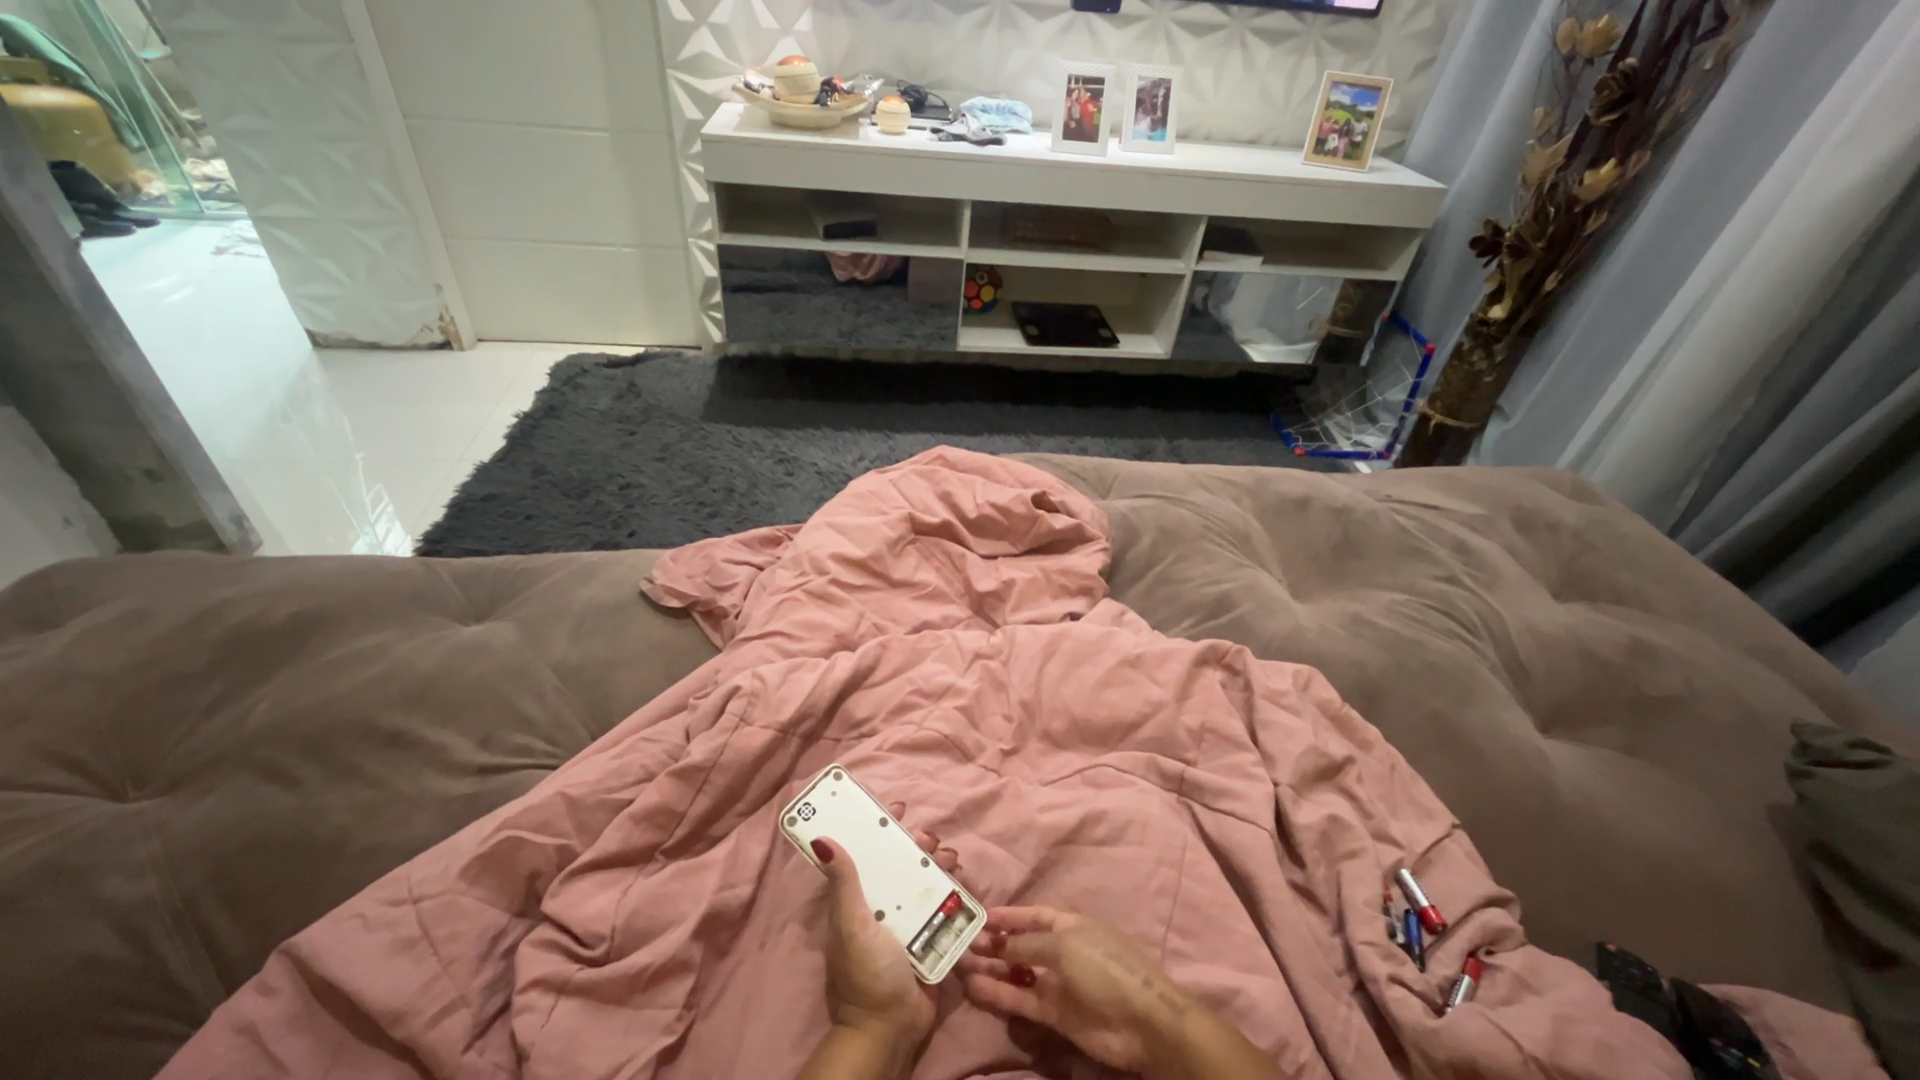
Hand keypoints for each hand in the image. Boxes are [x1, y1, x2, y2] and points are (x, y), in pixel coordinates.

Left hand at [808, 803, 959, 1052]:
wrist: (891, 1027)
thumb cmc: (866, 972)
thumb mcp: (851, 923)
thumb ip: (843, 882)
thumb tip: (821, 838)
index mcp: (857, 901)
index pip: (866, 854)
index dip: (879, 829)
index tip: (897, 808)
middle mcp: (881, 906)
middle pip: (900, 863)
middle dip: (916, 844)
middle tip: (929, 838)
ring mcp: (907, 922)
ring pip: (924, 880)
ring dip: (938, 863)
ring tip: (950, 857)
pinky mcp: (931, 938)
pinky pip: (944, 905)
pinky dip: (954, 889)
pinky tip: (963, 879)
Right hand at [956, 907, 1197, 1071]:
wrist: (1141, 1020)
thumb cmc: (1105, 966)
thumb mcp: (1064, 944)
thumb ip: (1026, 943)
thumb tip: (997, 942)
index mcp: (1070, 925)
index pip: (1033, 916)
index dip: (1007, 916)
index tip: (977, 916)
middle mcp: (1062, 951)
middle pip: (1021, 945)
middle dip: (993, 944)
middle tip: (959, 944)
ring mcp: (1059, 984)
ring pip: (1017, 975)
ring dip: (991, 970)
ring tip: (959, 967)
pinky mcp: (1055, 1014)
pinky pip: (1022, 1000)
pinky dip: (999, 995)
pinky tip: (975, 989)